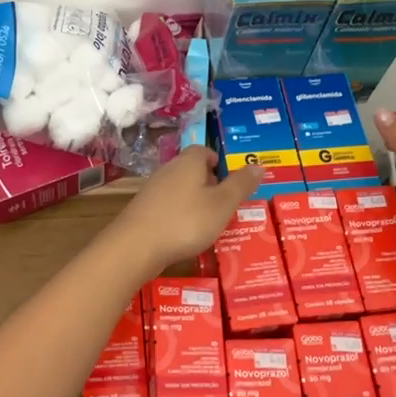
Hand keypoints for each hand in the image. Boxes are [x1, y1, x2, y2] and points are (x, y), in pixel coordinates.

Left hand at [102, 146, 262, 275]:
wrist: (137, 245)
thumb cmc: (186, 221)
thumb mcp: (222, 204)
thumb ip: (240, 184)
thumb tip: (258, 164)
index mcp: (189, 161)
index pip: (204, 151)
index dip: (219, 163)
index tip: (232, 183)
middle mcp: (169, 169)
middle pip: (192, 169)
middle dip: (209, 184)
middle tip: (226, 206)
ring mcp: (153, 188)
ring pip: (180, 188)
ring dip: (195, 201)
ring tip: (210, 223)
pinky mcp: (144, 208)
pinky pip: (168, 205)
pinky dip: (180, 215)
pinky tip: (186, 234)